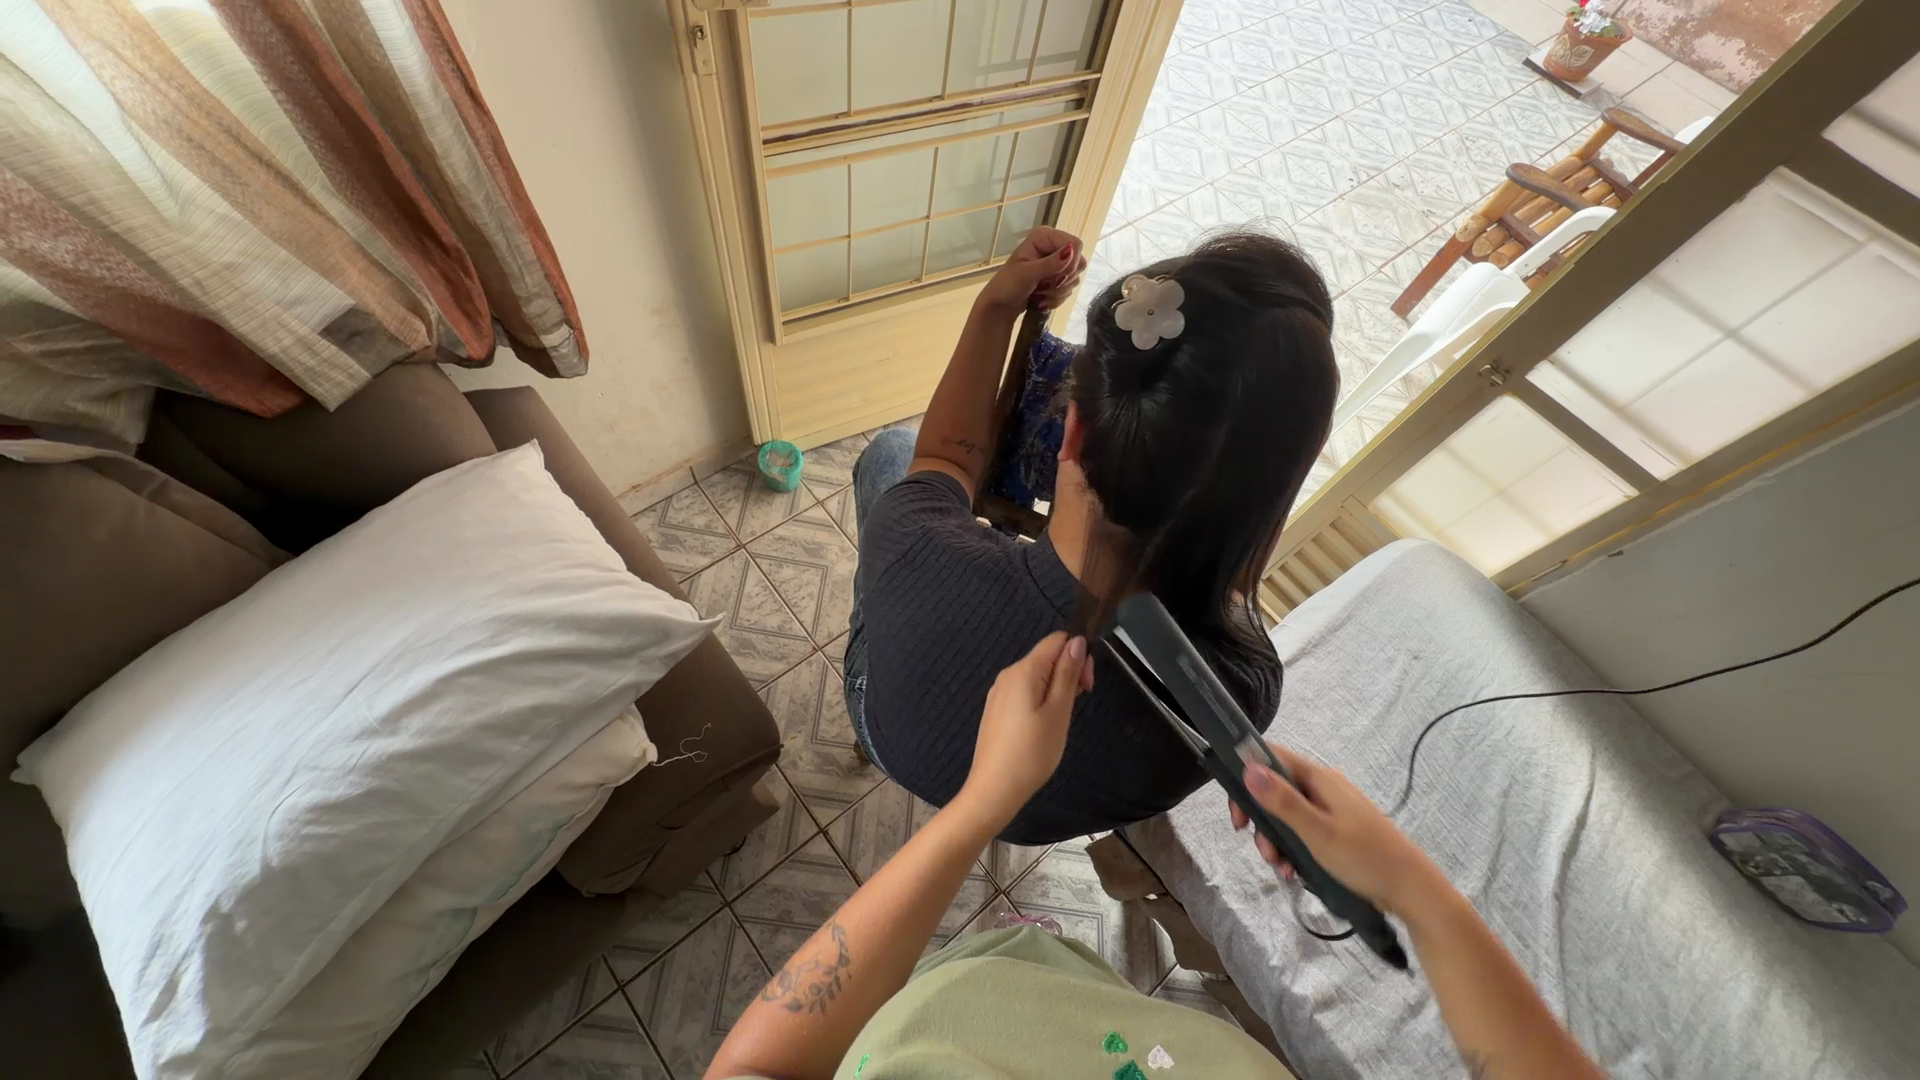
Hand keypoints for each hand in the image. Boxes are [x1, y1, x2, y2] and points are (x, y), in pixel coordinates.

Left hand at [955, 632, 1093, 826]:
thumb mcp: (1058, 712)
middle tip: (1078, 704)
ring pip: (1037, 676)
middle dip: (1069, 672)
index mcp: (1023, 670)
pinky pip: (1025, 692)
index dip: (1078, 654)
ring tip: (1061, 720)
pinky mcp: (997, 709)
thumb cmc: (1031, 752)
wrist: (994, 790)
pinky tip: (1044, 726)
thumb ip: (1067, 674)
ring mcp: (999, 692)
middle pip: (1046, 657)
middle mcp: (1008, 674)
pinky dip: (1041, 700)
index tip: (1086, 685)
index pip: (1056, 640)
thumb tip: (1076, 641)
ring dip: (1057, 688)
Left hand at [977, 226, 1088, 316]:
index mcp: (1045, 237)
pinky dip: (1056, 299)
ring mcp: (1057, 264)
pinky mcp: (1058, 280)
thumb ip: (1050, 263)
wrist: (1000, 306)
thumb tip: (1071, 251)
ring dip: (1057, 292)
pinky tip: (1040, 300)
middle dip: (1062, 281)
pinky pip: (1069, 291)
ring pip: (1074, 279)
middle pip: (1079, 263)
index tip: (1058, 278)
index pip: (1076, 244)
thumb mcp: (1026, 274)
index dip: (1072, 263)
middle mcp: (1054, 247)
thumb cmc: (1007, 286)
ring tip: (1037, 293)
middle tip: (1041, 286)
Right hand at [1233, 742, 1449, 917]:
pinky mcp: (1337, 828)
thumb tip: (1248, 767)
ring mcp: (1331, 807)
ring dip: (1276, 839)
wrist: (1414, 891)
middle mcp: (1322, 786)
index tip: (1238, 810)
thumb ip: (1282, 801)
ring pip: (1287, 813)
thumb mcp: (1317, 832)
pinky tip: (1294, 870)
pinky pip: (1302, 829)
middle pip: (1274, 789)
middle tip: (1258, 847)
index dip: (1246, 776)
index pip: (1270, 758)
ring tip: (1281, 867)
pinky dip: (1293, 847)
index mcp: (1318, 778)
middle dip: (1260, 819)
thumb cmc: (1365, 858)